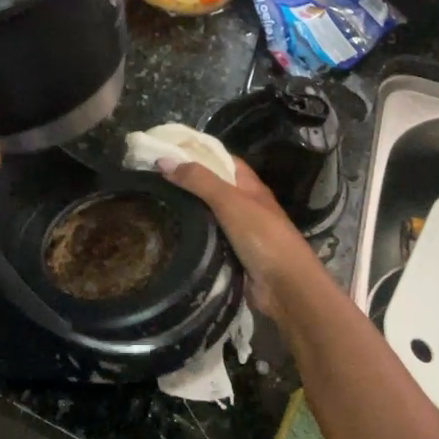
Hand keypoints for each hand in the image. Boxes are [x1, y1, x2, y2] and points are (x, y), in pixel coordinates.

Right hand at [162, 157, 317, 317]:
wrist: (287, 289)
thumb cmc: (263, 237)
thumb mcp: (230, 201)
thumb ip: (198, 180)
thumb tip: (162, 159)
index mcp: (249, 185)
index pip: (221, 159)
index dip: (196, 151)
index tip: (165, 149)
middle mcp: (244, 205)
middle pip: (210, 186)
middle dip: (184, 180)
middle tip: (150, 176)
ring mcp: (237, 231)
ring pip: (205, 213)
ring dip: (184, 209)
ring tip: (151, 200)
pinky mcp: (230, 254)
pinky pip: (205, 237)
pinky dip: (188, 233)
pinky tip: (166, 230)